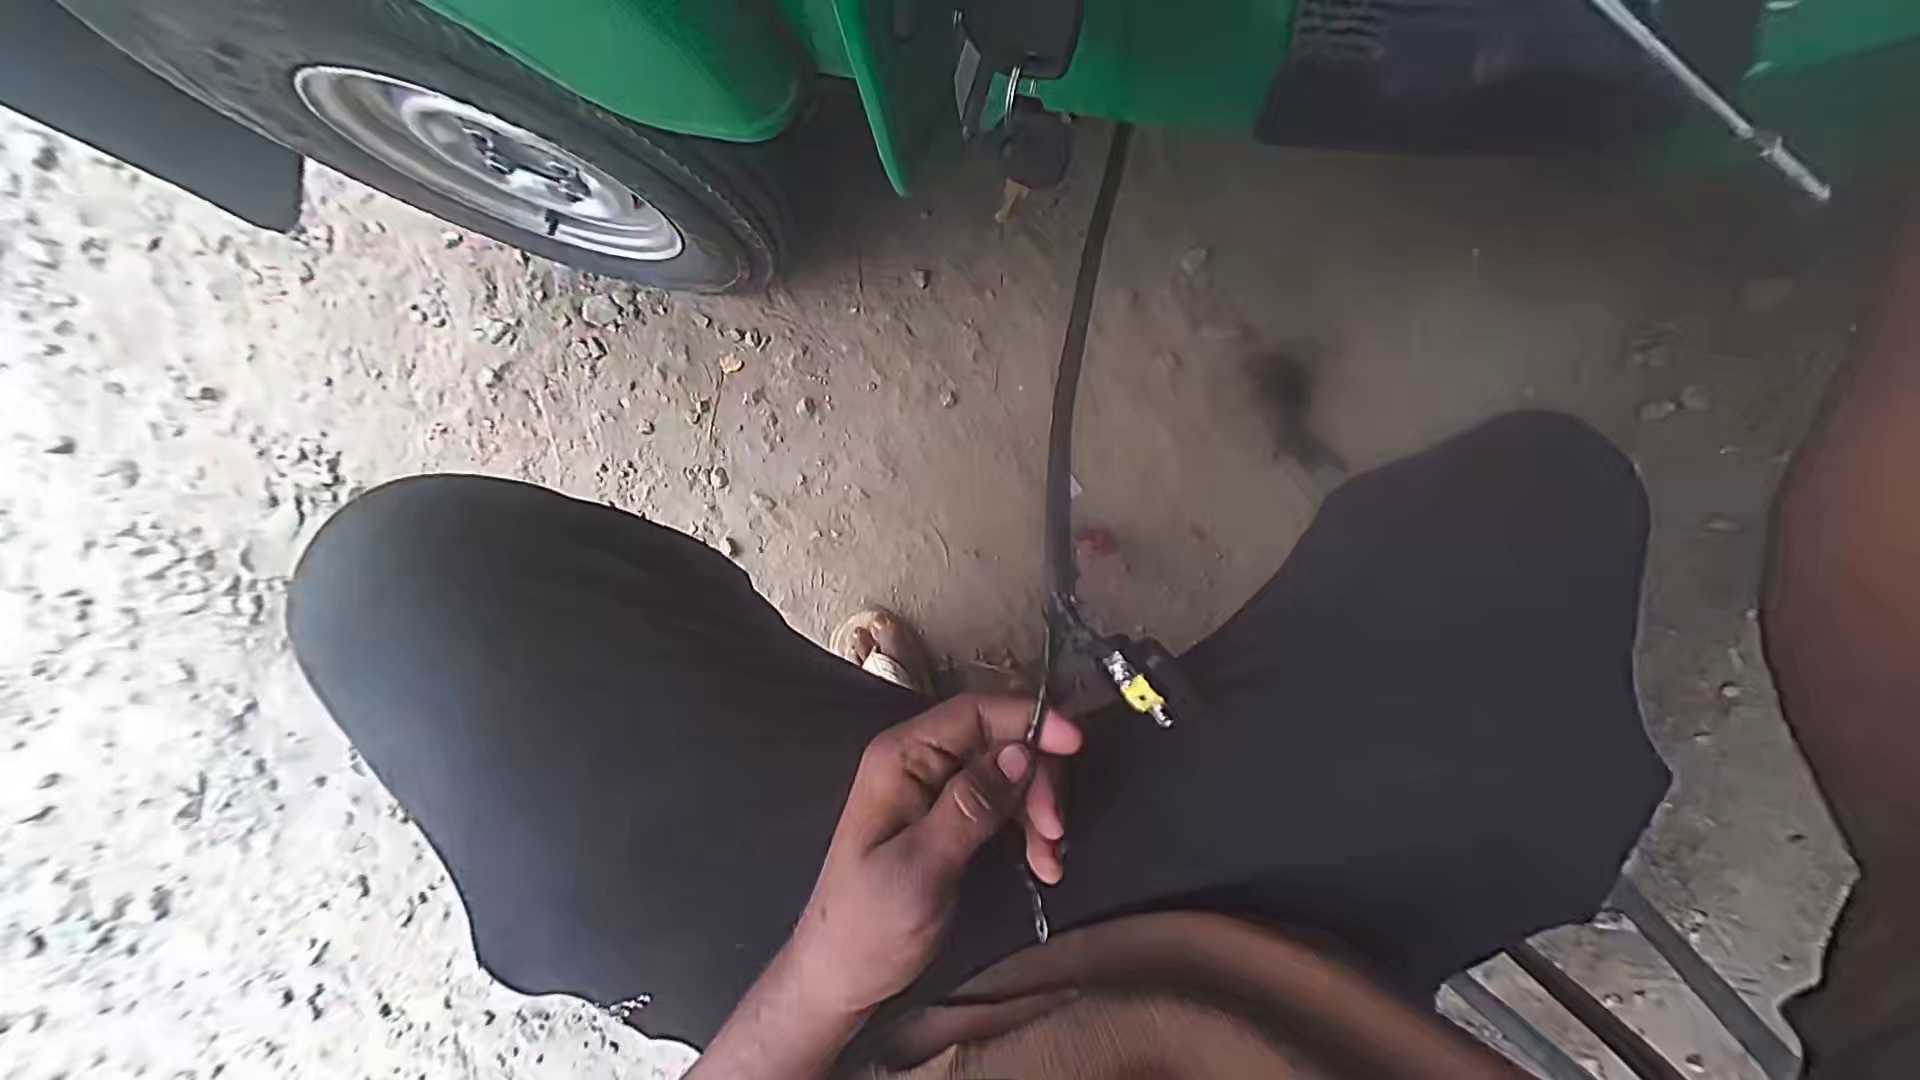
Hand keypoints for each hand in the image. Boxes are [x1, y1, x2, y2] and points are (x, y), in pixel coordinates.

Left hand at [785, 694, 1082, 1017]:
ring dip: (1037, 810)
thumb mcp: (921, 866)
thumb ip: (970, 804)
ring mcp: (938, 787)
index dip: (1027, 717)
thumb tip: (1020, 751)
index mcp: (902, 755)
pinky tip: (1042, 864)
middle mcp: (922, 760)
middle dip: (1036, 779)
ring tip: (1048, 860)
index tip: (1075, 741)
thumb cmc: (869, 922)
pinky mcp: (954, 815)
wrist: (843, 973)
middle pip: (999, 741)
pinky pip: (1004, 803)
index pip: (973, 712)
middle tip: (1054, 830)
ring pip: (1009, 772)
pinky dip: (1029, 829)